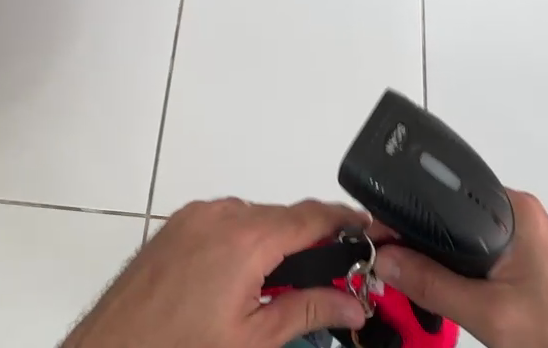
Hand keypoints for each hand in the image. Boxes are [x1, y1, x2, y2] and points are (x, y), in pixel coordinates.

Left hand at [63, 198, 373, 347]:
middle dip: (311, 242)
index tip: (369, 230)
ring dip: (275, 242)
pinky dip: (243, 240)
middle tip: (333, 276)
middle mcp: (222, 212)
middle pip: (284, 217)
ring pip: (254, 218)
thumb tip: (353, 303)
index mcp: (247, 237)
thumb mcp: (254, 339)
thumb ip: (309, 312)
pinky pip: (225, 221)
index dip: (346, 221)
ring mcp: (196, 214)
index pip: (313, 215)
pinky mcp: (178, 223)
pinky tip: (242, 278)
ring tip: (281, 286)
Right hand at [373, 190, 547, 347]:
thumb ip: (434, 285)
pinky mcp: (533, 261)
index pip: (447, 194)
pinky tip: (460, 294)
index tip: (382, 234)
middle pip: (455, 215)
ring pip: (469, 238)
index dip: (411, 215)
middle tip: (396, 264)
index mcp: (514, 209)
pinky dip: (468, 272)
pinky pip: (486, 255)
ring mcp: (529, 238)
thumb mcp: (489, 315)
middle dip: (427, 240)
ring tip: (424, 281)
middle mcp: (522, 213)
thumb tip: (386, 257)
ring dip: (447, 260)